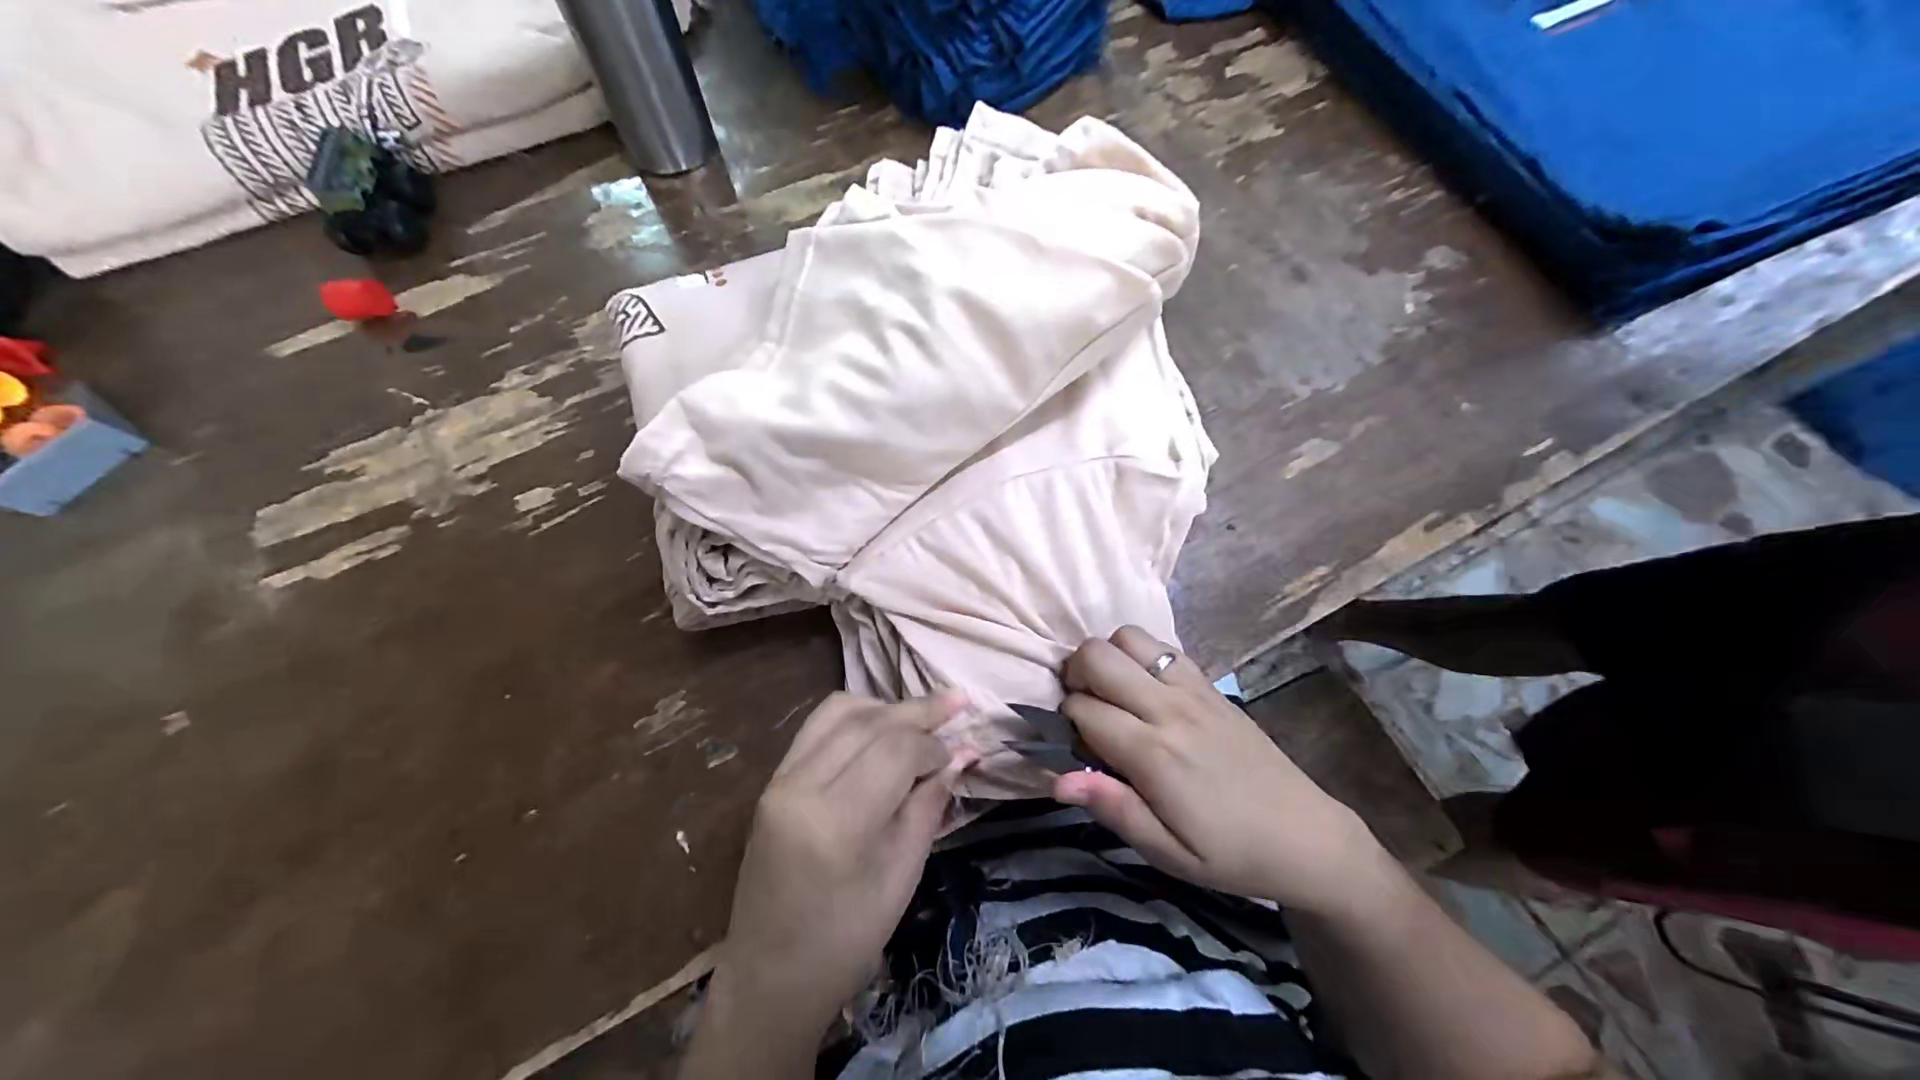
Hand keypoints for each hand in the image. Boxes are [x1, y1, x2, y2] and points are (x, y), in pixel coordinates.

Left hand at [716, 691, 971, 1037]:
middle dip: (918, 712)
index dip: (933, 744)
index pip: (895, 749)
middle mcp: (800, 786)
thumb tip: (962, 753)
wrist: (769, 975)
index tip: (959, 753)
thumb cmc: (846, 941)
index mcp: (836, 822)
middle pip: (869, 722)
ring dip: (885, 707)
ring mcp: (779, 780)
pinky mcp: (771, 781)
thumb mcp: (902, 876)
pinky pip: (816, 727)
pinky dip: (854, 717)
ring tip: (921, 715)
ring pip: (839, 712)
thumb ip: (929, 805)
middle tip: (957, 703)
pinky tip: (881, 727)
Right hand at [1053, 626, 1394, 913]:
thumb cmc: (1230, 853)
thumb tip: (1057, 780)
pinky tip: (1145, 690)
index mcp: (1154, 754)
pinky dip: (1139, 656)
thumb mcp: (1168, 853)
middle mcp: (1170, 709)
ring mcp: (1194, 690)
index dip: (1065, 720)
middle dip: (1074, 674)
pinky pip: (1162, 647)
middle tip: (1082, 708)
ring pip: (1128, 637)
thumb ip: (1113, 809)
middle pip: (1097, 655)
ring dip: (1107, 658)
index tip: (1074, 743)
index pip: (1083, 708)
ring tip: (1110, 693)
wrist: (1306, 836)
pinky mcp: (1211, 685)